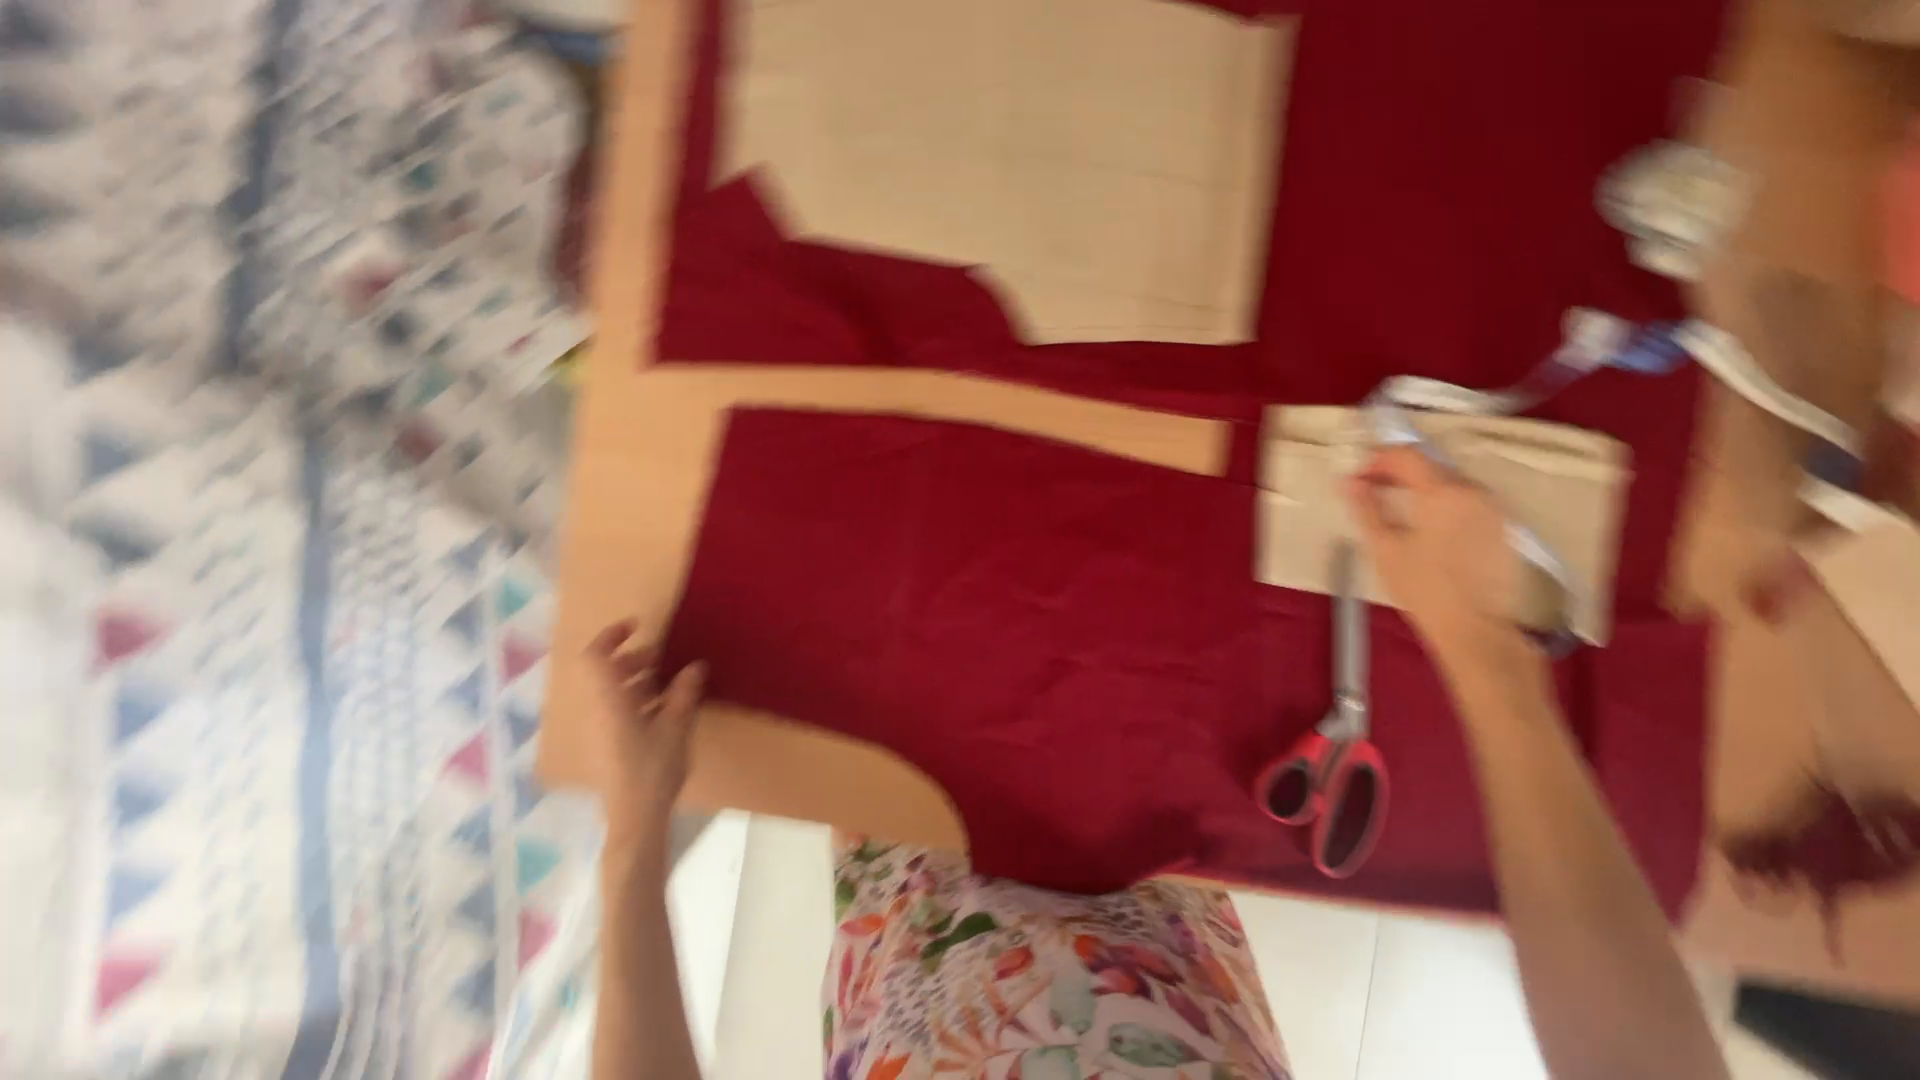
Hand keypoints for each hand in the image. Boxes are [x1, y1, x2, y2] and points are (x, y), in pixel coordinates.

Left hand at [588, 619, 707, 828]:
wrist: (635, 819)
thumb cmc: (653, 769)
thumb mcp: (676, 726)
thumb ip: (683, 693)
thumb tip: (695, 666)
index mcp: (610, 701)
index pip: (596, 656)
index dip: (611, 635)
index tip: (637, 625)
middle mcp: (599, 711)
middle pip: (605, 673)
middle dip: (633, 658)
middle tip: (663, 657)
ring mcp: (601, 730)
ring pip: (612, 692)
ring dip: (637, 680)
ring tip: (669, 683)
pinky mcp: (608, 745)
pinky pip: (618, 710)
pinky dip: (637, 700)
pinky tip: (665, 711)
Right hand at [1345, 446, 1537, 674]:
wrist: (1476, 627)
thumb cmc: (1423, 588)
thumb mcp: (1385, 548)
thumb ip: (1366, 509)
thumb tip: (1349, 481)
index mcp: (1441, 491)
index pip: (1406, 455)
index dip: (1377, 460)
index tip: (1357, 478)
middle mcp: (1473, 490)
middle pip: (1430, 466)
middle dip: (1397, 473)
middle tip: (1371, 492)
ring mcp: (1493, 507)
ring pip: (1450, 482)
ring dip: (1420, 487)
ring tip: (1397, 509)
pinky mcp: (1502, 526)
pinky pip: (1466, 500)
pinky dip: (1442, 503)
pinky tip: (1427, 526)